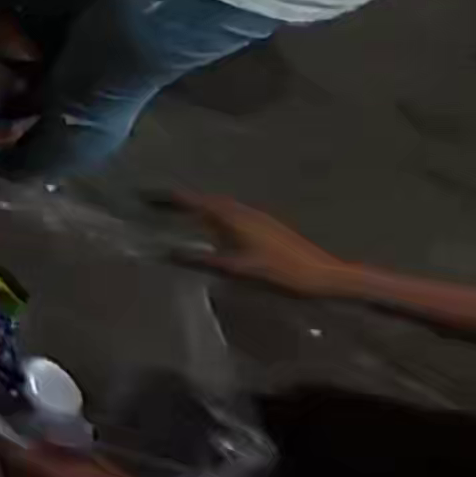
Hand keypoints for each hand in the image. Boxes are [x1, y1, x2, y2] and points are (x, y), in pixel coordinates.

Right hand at [168, 192, 351, 296]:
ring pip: (218, 205)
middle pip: (202, 199)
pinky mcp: (267, 225)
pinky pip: (230, 212)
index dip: (164, 198)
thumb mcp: (238, 269)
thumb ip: (201, 260)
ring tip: (182, 215)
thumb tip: (166, 252)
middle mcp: (239, 210)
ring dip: (198, 206)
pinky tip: (215, 228)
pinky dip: (214, 214)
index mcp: (228, 215)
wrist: (334, 279)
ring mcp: (256, 216)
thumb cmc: (283, 272)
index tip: (142, 197)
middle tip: (158, 205)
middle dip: (179, 200)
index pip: (188, 200)